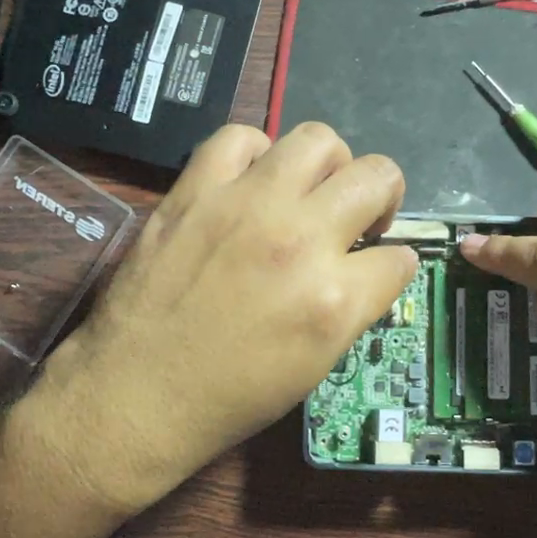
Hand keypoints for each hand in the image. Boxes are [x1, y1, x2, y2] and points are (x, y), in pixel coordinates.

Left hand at [20, 123, 414, 514]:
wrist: (136, 396)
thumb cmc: (227, 399)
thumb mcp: (313, 367)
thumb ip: (348, 308)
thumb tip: (361, 269)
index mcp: (335, 300)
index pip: (400, 258)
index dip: (390, 266)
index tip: (373, 271)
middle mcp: (300, 240)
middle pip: (378, 176)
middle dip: (382, 197)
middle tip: (355, 220)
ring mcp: (245, 207)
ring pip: (319, 140)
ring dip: (328, 166)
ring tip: (306, 192)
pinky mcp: (195, 192)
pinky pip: (239, 138)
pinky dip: (254, 154)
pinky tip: (249, 182)